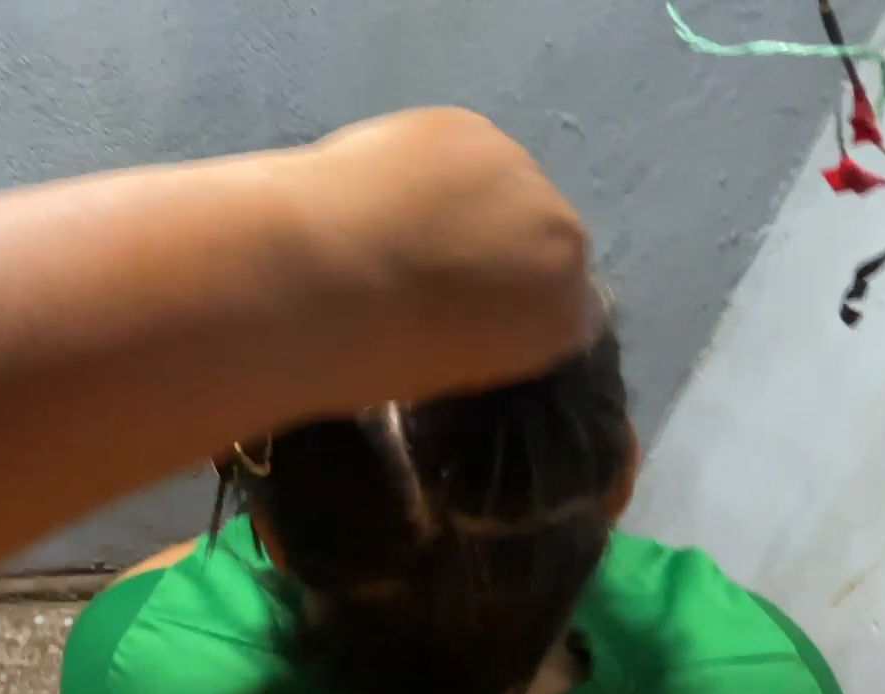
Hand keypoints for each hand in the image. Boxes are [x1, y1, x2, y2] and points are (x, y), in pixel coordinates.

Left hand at [282, 107, 598, 404]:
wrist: (320, 282)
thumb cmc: (370, 358)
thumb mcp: (434, 375)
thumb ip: (469, 345)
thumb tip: (451, 326)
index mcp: (558, 323)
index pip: (561, 316)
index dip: (510, 313)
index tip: (467, 319)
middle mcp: (564, 241)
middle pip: (541, 242)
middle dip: (495, 254)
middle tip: (428, 272)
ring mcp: (522, 172)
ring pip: (502, 190)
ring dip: (464, 206)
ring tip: (398, 228)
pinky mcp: (468, 126)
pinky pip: (458, 152)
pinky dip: (426, 170)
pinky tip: (382, 189)